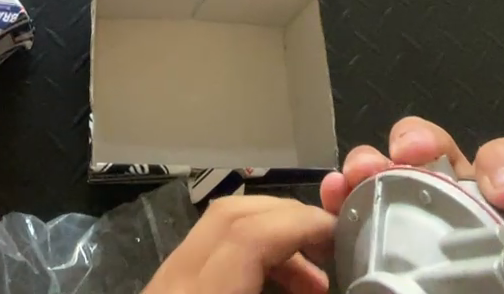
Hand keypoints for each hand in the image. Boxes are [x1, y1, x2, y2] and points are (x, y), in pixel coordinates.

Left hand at [141, 194, 335, 293]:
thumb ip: (289, 288)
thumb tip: (325, 279)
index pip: (246, 235)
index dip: (299, 224)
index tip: (340, 233)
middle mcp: (173, 280)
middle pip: (229, 217)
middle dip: (287, 220)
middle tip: (330, 247)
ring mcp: (163, 283)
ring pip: (216, 230)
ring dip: (270, 241)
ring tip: (314, 280)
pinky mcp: (165, 289)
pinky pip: (208, 254)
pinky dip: (247, 258)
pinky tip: (277, 285)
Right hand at [320, 117, 503, 293]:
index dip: (503, 165)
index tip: (500, 193)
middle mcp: (476, 231)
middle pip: (443, 161)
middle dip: (420, 141)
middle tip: (408, 155)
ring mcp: (428, 252)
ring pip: (395, 184)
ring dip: (373, 164)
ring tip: (360, 172)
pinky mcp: (392, 275)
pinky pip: (364, 226)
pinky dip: (345, 201)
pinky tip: (335, 196)